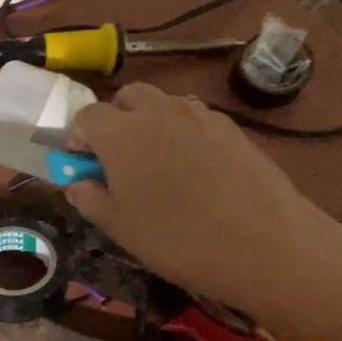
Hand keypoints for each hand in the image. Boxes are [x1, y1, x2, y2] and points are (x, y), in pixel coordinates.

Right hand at [67, 83, 341, 323]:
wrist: (264, 243)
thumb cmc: (176, 238)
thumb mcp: (119, 227)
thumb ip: (90, 199)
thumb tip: (77, 184)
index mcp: (120, 133)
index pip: (86, 116)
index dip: (78, 138)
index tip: (82, 164)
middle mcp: (158, 112)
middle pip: (127, 97)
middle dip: (116, 119)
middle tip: (117, 159)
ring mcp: (199, 116)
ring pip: (164, 104)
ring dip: (150, 123)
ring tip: (157, 165)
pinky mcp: (232, 128)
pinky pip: (195, 119)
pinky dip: (184, 134)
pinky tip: (194, 171)